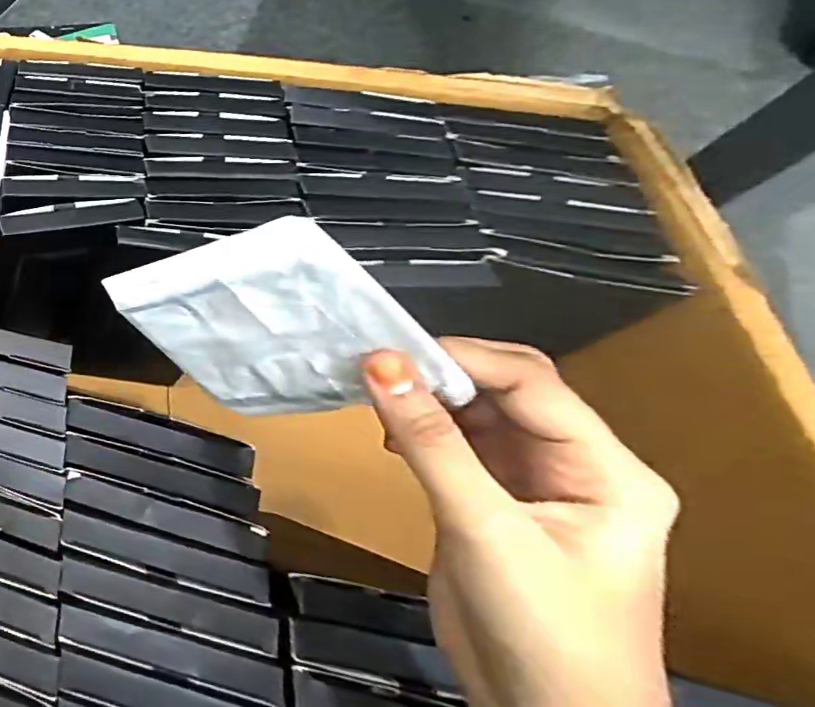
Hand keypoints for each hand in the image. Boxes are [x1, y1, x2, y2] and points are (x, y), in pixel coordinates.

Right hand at [363, 338, 678, 706]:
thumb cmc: (544, 629)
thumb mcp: (484, 528)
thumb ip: (430, 441)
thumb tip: (379, 362)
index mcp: (608, 471)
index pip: (532, 384)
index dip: (460, 358)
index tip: (385, 350)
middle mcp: (574, 466)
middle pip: (503, 390)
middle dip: (439, 373)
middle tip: (371, 367)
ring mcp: (529, 482)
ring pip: (472, 411)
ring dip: (421, 397)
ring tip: (369, 391)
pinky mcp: (487, 497)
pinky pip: (450, 440)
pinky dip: (413, 426)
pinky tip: (386, 431)